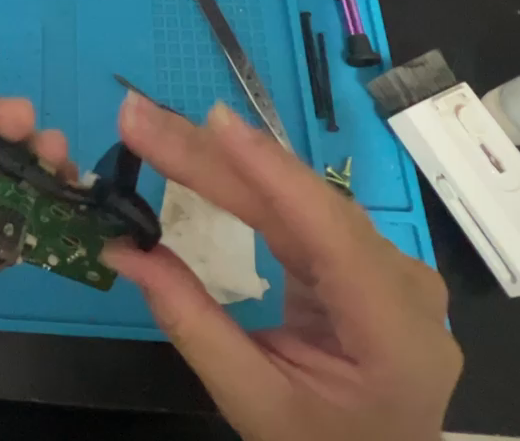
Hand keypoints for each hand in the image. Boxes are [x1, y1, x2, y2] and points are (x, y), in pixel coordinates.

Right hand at [105, 95, 460, 440]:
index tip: (213, 119)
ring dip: (219, 160)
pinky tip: (202, 150)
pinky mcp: (354, 256)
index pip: (328, 231)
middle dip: (212, 156)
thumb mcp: (255, 402)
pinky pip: (293, 209)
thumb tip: (120, 248)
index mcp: (395, 330)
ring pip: (292, 197)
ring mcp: (381, 263)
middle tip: (140, 117)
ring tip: (156, 128)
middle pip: (298, 202)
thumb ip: (191, 321)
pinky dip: (239, 181)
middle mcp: (400, 279)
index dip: (269, 170)